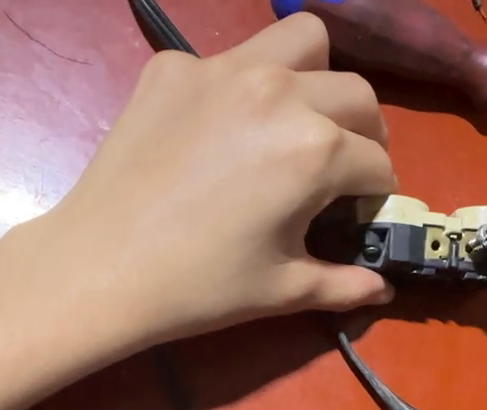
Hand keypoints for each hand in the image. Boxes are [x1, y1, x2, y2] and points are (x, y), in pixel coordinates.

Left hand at [0, 14, 397, 357]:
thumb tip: (383, 288)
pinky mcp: (174, 66)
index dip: (378, 197)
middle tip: (343, 172)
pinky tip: (223, 132)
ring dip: (319, 80)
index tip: (360, 216)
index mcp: (315, 150)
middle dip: (365, 136)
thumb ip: (344, 284)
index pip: (378, 163)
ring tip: (298, 123)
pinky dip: (246, 86)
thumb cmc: (200, 288)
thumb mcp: (282, 291)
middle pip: (358, 95)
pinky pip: (232, 58)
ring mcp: (223, 68)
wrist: (103, 268)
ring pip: (303, 42)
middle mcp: (280, 92)